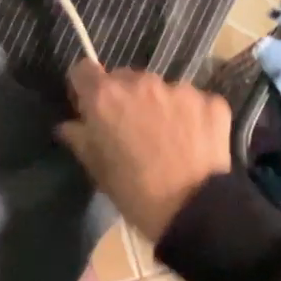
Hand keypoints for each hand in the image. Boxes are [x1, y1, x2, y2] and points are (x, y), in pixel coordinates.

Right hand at [55, 60, 232, 242]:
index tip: (90, 108)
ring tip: (167, 138)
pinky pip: (194, 102)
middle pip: (125, 78)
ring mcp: (180, 89)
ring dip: (159, 106)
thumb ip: (79, 138)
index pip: (84, 70)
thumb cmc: (134, 192)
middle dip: (124, 98)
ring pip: (161, 89)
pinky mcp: (211, 101)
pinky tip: (193, 142)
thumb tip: (68, 125)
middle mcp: (141, 82)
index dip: (85, 89)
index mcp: (106, 96)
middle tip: (131, 129)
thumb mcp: (97, 169)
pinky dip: (191, 116)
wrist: (193, 210)